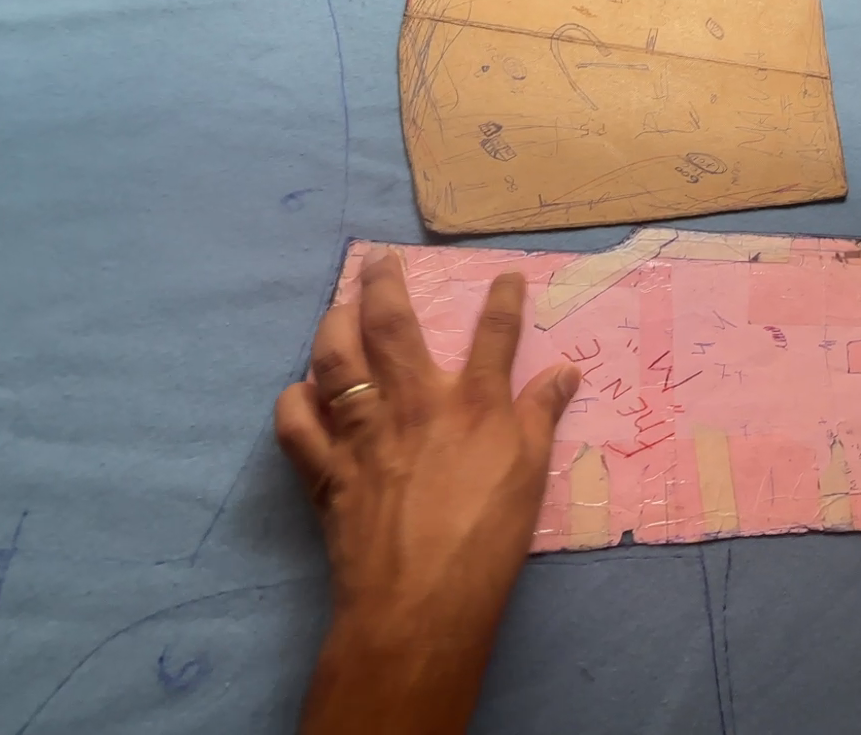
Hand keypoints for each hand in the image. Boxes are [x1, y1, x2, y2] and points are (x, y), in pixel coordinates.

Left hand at [273, 245, 582, 734]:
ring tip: (336, 307)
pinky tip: (300, 389)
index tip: (506, 274)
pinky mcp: (326, 471)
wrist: (422, 602)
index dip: (504, 298)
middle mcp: (414, 403)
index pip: (494, 334)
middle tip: (378, 259)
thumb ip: (542, 414)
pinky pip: (296, 426)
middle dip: (384, 284)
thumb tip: (566, 372)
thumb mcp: (531, 470)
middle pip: (393, 327)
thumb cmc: (488, 533)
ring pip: (335, 362)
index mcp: (473, 403)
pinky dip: (293, 400)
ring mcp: (363, 433)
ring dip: (332, 326)